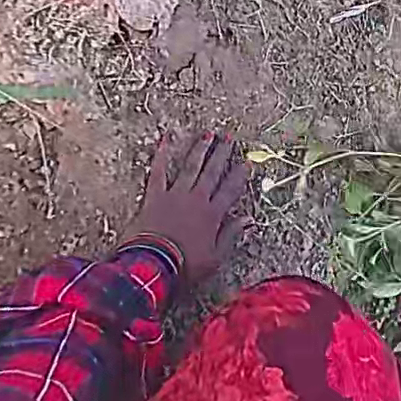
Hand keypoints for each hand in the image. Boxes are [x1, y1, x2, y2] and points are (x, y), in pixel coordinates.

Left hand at [124, 132, 249, 285]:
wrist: (152, 266)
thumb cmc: (184, 266)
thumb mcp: (215, 258)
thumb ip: (231, 235)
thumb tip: (249, 220)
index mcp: (212, 215)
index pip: (230, 190)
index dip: (240, 175)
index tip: (247, 161)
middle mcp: (197, 199)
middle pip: (212, 172)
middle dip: (222, 154)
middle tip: (229, 137)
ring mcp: (175, 195)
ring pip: (191, 167)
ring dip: (200, 149)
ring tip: (208, 134)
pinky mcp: (155, 196)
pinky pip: (159, 171)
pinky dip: (162, 155)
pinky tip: (166, 139)